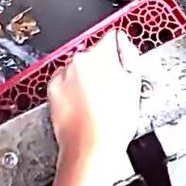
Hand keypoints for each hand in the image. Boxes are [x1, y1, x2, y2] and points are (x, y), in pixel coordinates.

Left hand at [48, 31, 139, 174]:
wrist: (90, 148)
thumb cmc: (112, 124)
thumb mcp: (133, 88)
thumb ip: (129, 63)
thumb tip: (125, 52)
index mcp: (102, 54)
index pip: (114, 37)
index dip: (121, 50)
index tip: (122, 59)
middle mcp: (80, 59)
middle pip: (94, 54)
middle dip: (102, 67)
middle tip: (111, 88)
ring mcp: (64, 73)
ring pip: (78, 68)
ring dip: (85, 78)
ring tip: (96, 102)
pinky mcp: (52, 87)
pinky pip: (64, 81)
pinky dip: (71, 89)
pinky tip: (82, 105)